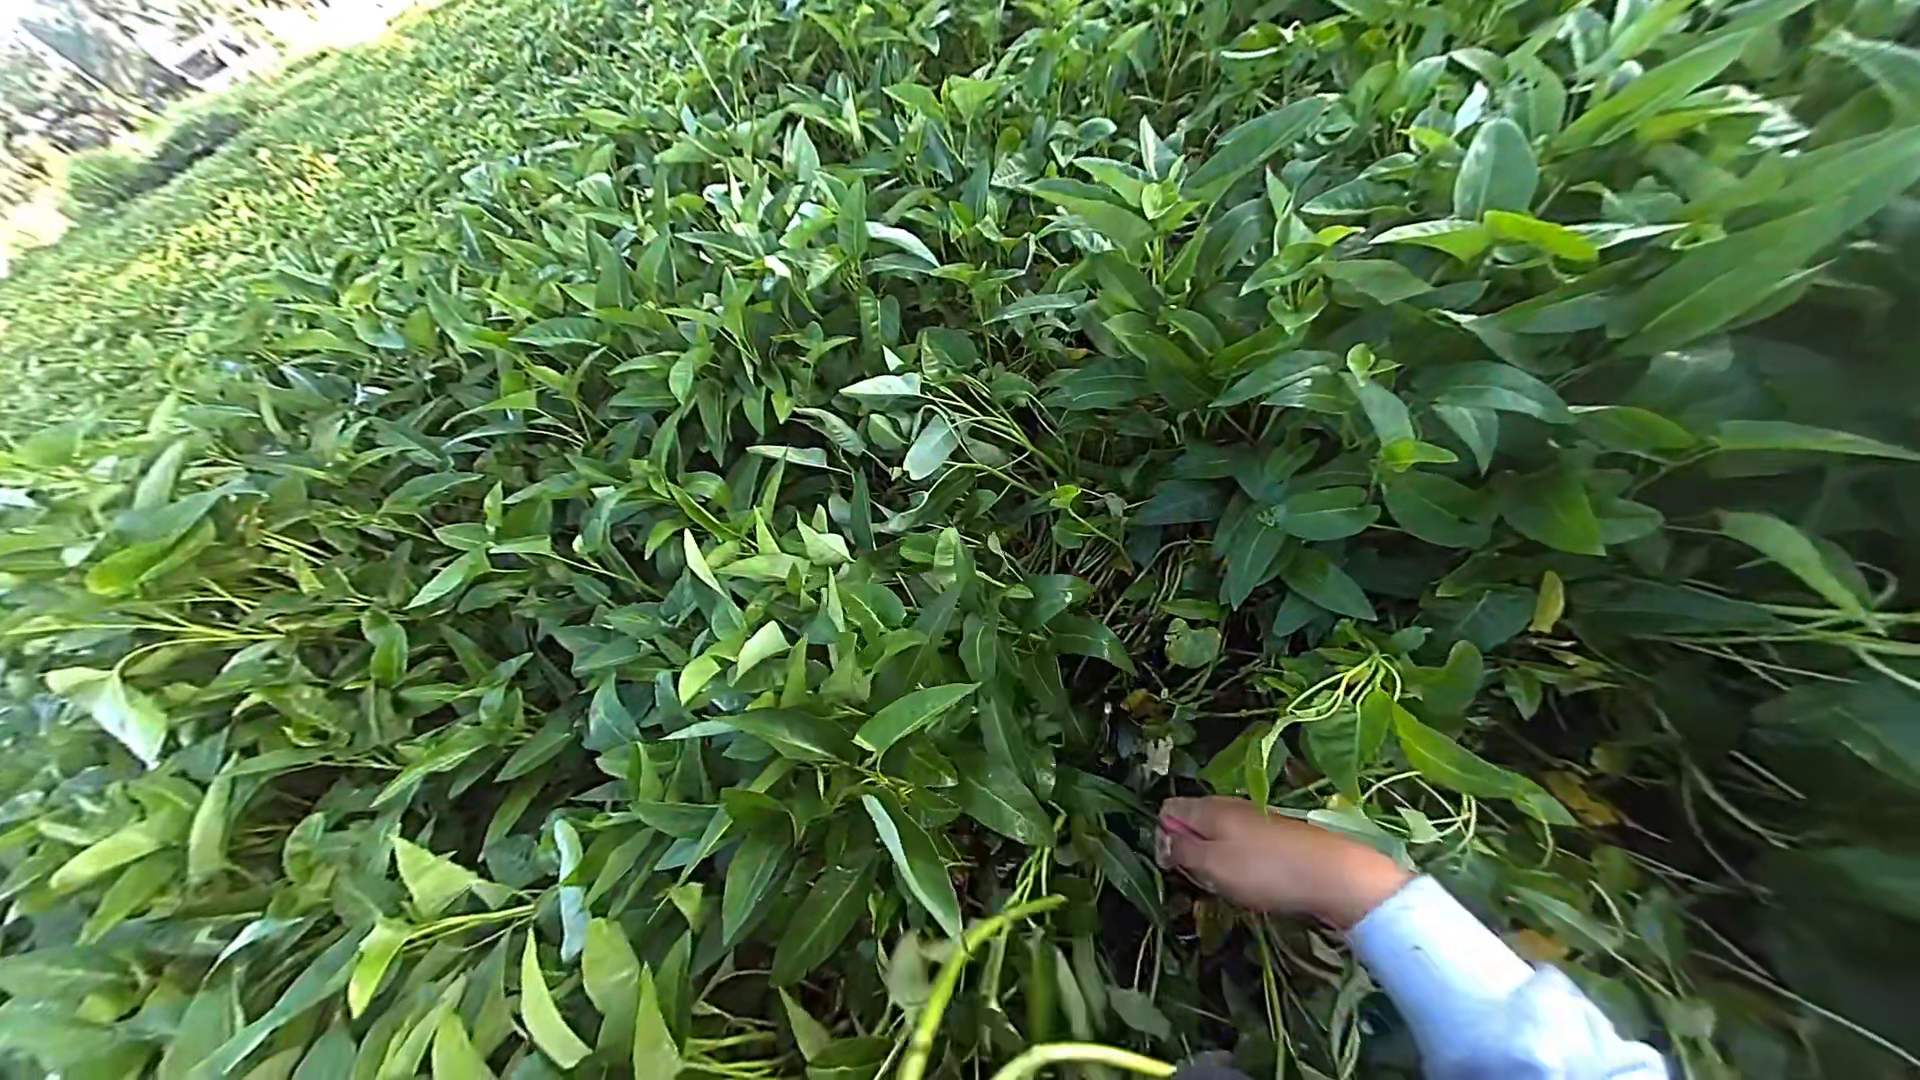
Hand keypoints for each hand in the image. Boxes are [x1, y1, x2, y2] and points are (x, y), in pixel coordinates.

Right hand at [1157, 796, 1412, 928]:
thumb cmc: (1266, 869)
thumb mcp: (1213, 864)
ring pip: (1216, 834)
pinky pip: (1241, 842)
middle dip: (1191, 850)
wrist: (1336, 873)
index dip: (1163, 836)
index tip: (1176, 865)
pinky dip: (1240, 861)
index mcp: (1206, 808)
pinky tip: (1257, 882)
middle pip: (1191, 821)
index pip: (1167, 809)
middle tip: (1205, 879)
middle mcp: (1226, 805)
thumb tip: (1164, 840)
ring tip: (1232, 885)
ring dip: (1215, 859)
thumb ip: (1182, 850)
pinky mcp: (1274, 833)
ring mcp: (1252, 817)